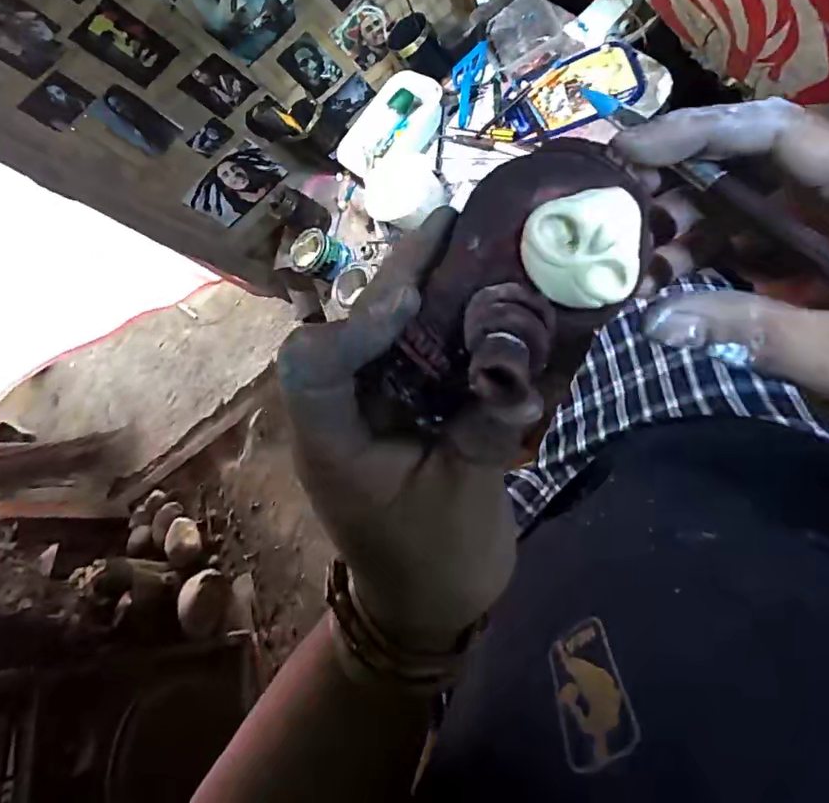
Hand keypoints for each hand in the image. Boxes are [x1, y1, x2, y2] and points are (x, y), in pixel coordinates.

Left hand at [277, 209, 522, 648]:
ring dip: (413, 284)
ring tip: (458, 239)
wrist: (422, 600)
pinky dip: (431, 317)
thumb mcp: (465, 504)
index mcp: (330, 443)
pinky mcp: (386, 402)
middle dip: (394, 277)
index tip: (410, 302)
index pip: (311, 366)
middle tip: (445, 228)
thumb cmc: (435, 563)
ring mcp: (360, 404)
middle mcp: (335, 411)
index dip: (355, 327)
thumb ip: (481, 435)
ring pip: (374, 329)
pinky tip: (467, 289)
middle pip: (346, 328)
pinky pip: (400, 348)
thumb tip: (517, 373)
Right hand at [614, 99, 828, 494]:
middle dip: (676, 174)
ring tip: (636, 259)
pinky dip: (705, 248)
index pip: (781, 133)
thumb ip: (756, 336)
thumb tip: (651, 320)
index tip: (627, 153)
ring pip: (744, 192)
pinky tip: (670, 278)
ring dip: (684, 218)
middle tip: (614, 205)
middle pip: (752, 154)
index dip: (698, 133)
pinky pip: (752, 231)